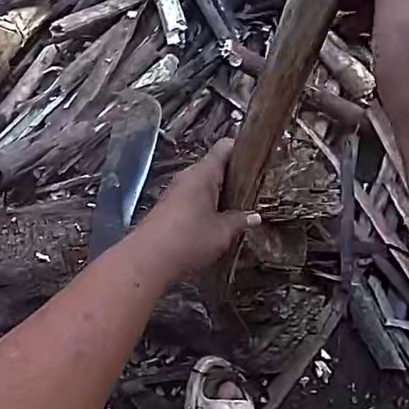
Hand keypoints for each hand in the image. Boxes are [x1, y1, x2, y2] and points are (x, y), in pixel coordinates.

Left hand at [125, 139, 258, 281]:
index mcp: (202, 174)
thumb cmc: (189, 239)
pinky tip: (221, 222)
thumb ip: (240, 220)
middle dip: (236, 178)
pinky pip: (194, 200)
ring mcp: (176, 193)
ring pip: (204, 186)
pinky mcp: (169, 209)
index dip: (243, 150)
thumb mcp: (223, 232)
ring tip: (245, 209)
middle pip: (215, 168)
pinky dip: (208, 207)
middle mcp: (187, 177)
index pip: (224, 148)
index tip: (261, 160)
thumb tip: (254, 216)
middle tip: (259, 191)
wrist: (147, 260)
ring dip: (222, 196)